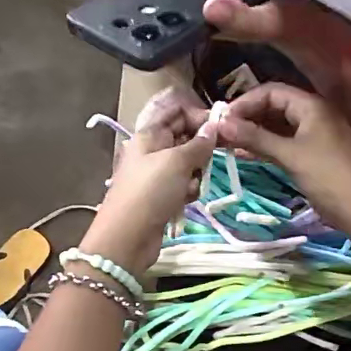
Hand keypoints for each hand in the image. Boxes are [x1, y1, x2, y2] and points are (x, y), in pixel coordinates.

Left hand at [82, 103, 217, 273]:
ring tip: (190, 188)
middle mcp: (153, 151)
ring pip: (189, 165)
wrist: (128, 237)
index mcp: (150, 134)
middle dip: (200, 150)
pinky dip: (188, 192)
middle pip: (186, 139)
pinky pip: (184, 186)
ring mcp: (157, 175)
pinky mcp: (162, 196)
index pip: (178, 113)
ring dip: (196, 175)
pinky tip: (185, 202)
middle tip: (206, 163)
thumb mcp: (177, 162)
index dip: (200, 117)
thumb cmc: (151, 192)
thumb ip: (198, 144)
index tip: (222, 128)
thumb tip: (213, 126)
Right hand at [216, 85, 350, 225]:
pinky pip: (285, 143)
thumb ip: (255, 137)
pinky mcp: (314, 154)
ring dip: (255, 133)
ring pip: (279, 126)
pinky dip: (266, 146)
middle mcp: (314, 114)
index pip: (272, 91)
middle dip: (247, 117)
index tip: (222, 119)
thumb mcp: (289, 155)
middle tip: (221, 132)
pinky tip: (246, 154)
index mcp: (312, 105)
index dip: (245, 102)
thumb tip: (221, 124)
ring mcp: (316, 135)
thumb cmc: (327, 176)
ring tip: (228, 143)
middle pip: (275, 106)